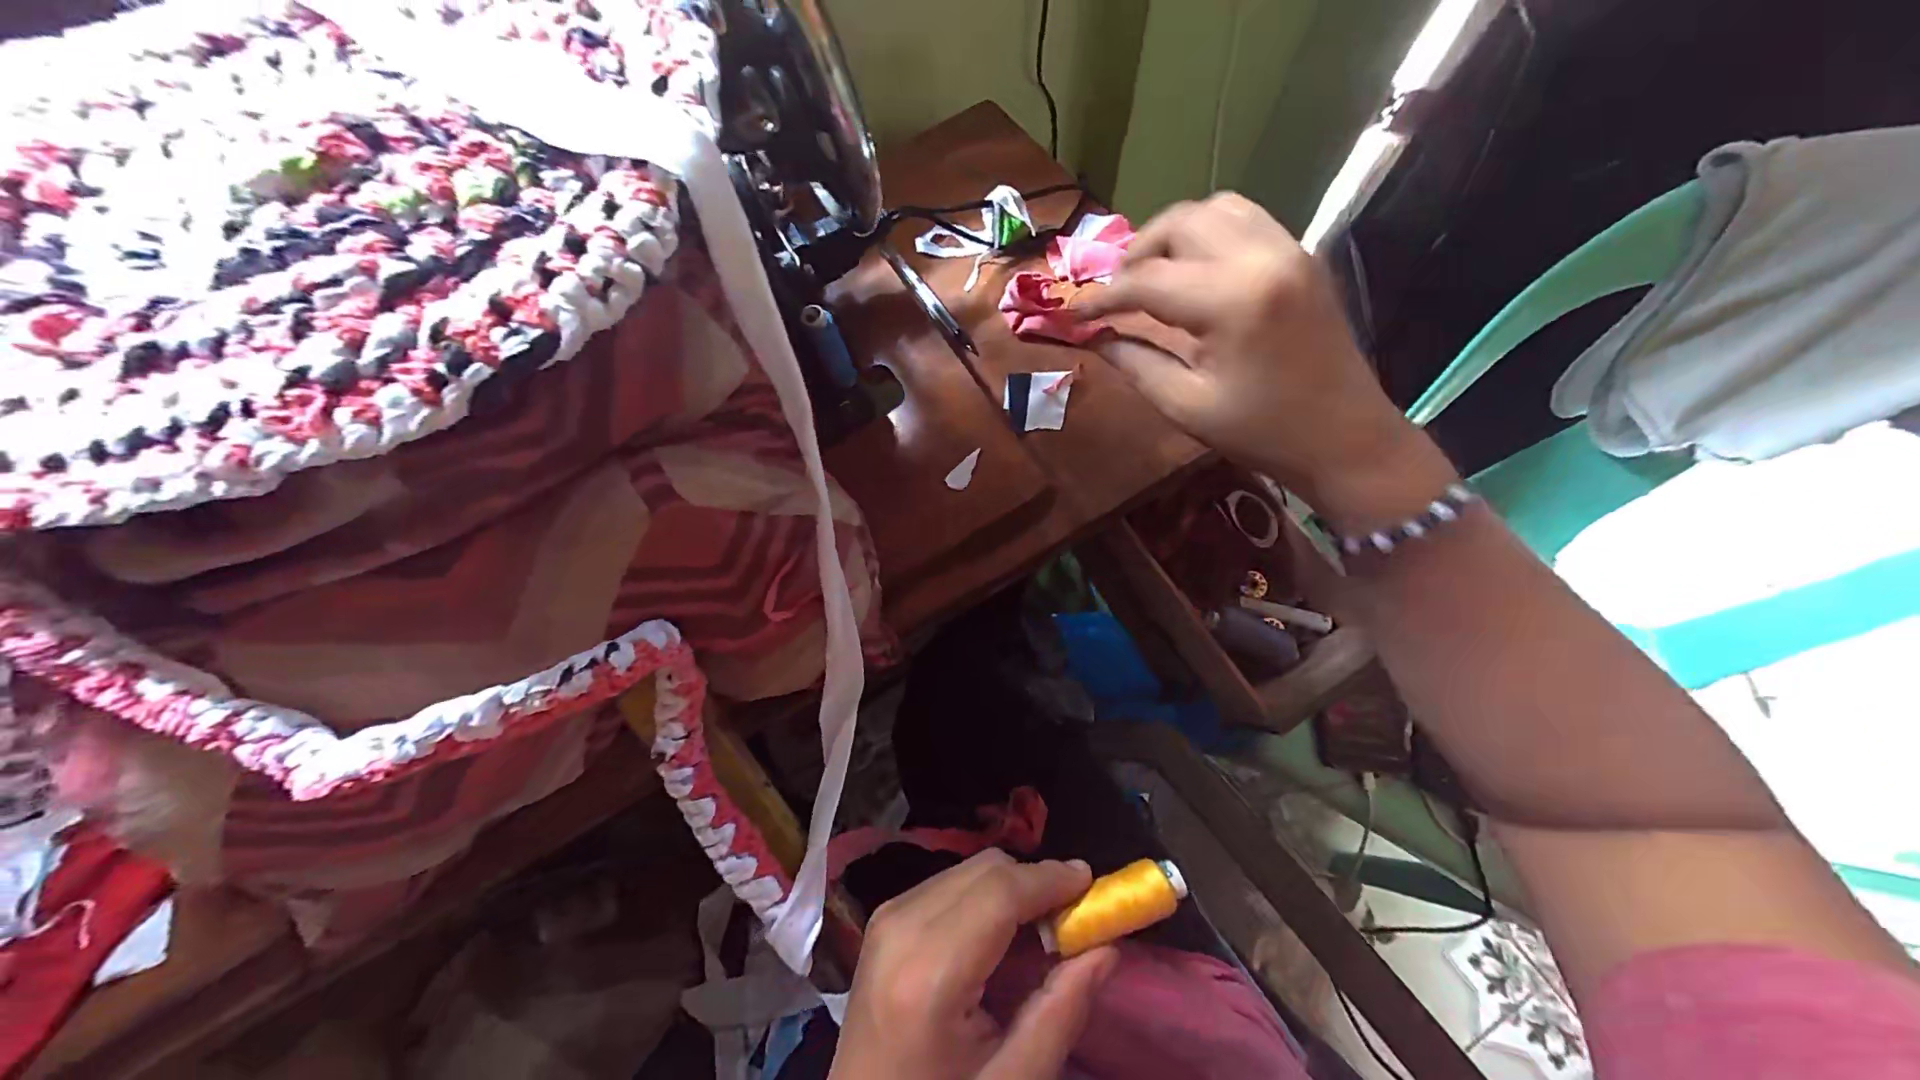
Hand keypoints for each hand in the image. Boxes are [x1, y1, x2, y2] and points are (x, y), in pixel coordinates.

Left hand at [830, 851, 1117, 1079]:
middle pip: (984, 870)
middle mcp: (901, 926)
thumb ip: (1060, 1010)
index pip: (999, 892)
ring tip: (1038, 934)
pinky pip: (947, 883)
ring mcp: (886, 917)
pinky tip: (998, 938)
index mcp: (928, 972)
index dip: (1051, 879)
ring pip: (967, 870)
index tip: (1093, 883)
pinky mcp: (883, 920)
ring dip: (1010, 889)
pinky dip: (983, 896)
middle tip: (1072, 920)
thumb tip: (1107, 946)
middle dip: (1034, 883)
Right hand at [1074, 193, 1456, 531]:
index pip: (1148, 280)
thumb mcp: (1186, 406)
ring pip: (1216, 209)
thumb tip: (1097, 337)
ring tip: (1152, 274)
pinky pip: (1247, 220)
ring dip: (1173, 234)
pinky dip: (1209, 234)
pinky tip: (1194, 272)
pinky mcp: (1302, 257)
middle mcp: (1262, 256)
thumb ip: (1135, 363)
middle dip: (1136, 252)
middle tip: (1114, 292)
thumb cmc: (1262, 432)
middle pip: (1181, 223)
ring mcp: (1289, 249)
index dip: (1103, 297)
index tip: (1074, 313)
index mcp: (1232, 299)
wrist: (1346, 438)